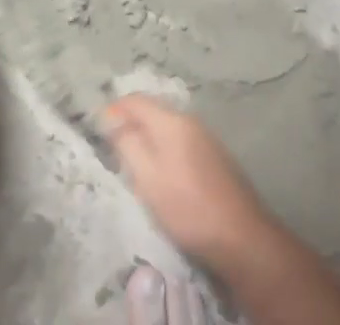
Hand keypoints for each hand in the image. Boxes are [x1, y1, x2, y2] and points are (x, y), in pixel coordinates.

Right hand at [102, 95, 271, 268]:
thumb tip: (110, 118)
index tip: (97, 131)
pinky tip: (163, 175)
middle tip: (113, 149)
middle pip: (152, 111)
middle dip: (129, 124)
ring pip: (167, 128)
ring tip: (134, 164)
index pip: (134, 100)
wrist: (243, 240)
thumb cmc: (187, 207)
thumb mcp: (146, 176)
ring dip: (147, 138)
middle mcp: (191, 122)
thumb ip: (126, 142)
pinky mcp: (216, 159)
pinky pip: (181, 143)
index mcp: (172, 121)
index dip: (112, 110)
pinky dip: (164, 150)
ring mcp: (207, 140)